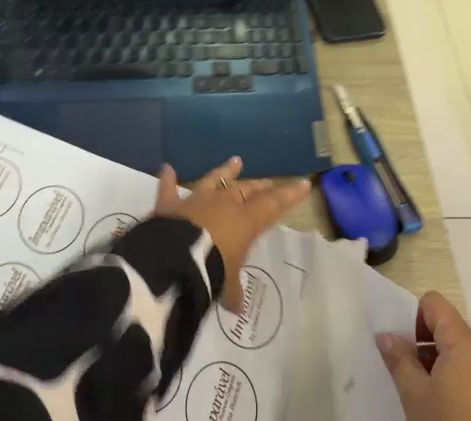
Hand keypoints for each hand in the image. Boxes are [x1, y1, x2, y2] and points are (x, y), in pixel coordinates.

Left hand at [154, 157, 310, 311]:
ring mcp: (197, 200)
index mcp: (244, 222)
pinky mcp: (171, 204)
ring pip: (214, 180)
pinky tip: (167, 168)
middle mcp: (223, 204)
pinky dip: (168, 178)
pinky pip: (169, 188)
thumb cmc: (211, 272)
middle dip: (259, 186)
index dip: (289, 195)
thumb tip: (238, 309)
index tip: (304, 183)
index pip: (273, 205)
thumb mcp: (227, 287)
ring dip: (225, 171)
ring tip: (235, 161)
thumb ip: (233, 293)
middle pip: (246, 190)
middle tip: (268, 183)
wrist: (174, 261)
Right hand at [376, 292, 470, 420]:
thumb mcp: (414, 394)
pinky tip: (439, 404)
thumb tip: (386, 334)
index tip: (401, 345)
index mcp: (465, 343)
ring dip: (435, 361)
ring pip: (457, 351)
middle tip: (405, 369)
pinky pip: (470, 371)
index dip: (413, 316)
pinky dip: (451, 376)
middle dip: (422, 342)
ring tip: (419, 390)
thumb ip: (399, 359)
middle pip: (447, 327)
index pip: (435, 304)